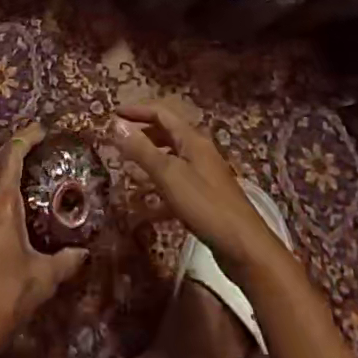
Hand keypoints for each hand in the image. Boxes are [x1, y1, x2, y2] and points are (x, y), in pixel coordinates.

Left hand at [0, 122, 90, 357]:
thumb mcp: (43, 278)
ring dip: (3, 166)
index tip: (43, 130)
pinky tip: (8, 202)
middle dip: (16, 147)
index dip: (27, 137)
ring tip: (26, 168)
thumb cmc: (5, 296)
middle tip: (38, 144)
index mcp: (1, 204)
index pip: (12, 156)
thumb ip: (67, 261)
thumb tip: (85, 251)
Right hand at [111, 101, 286, 276]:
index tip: (113, 114)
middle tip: (118, 139)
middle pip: (167, 132)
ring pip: (172, 157)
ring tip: (127, 165)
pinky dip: (159, 185)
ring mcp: (204, 174)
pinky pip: (177, 182)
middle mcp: (199, 150)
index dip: (137, 111)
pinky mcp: (205, 196)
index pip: (162, 113)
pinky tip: (144, 204)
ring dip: (150, 157)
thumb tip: (116, 124)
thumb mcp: (169, 176)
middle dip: (142, 132)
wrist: (244, 246)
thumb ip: (142, 150)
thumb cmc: (205, 205)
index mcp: (192, 139)